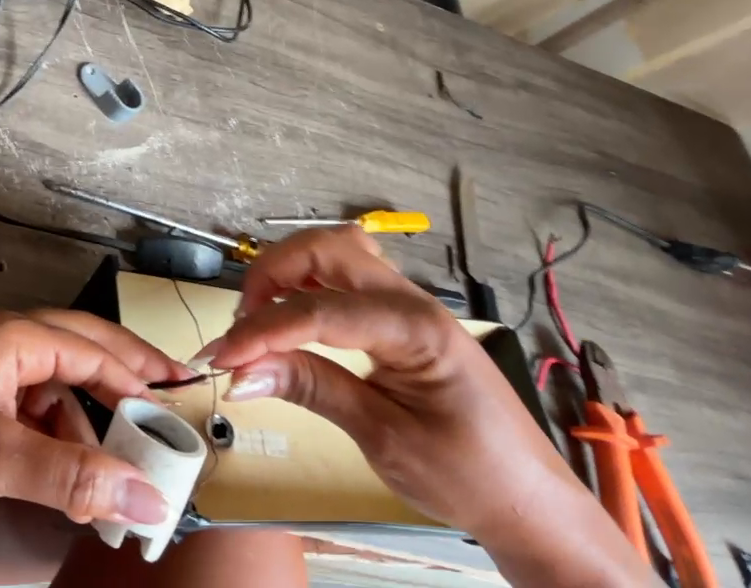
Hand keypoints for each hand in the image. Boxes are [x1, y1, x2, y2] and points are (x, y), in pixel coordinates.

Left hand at [0, 310, 192, 529]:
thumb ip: (71, 476)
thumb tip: (141, 492)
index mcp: (11, 337)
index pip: (93, 350)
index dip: (139, 378)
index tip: (177, 402)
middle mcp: (2, 343)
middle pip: (79, 348)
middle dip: (124, 374)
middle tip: (168, 394)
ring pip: (54, 387)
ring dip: (84, 425)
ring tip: (110, 471)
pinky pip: (28, 408)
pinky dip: (52, 436)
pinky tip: (63, 471)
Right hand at [193, 226, 653, 584]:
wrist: (532, 502)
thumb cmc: (470, 476)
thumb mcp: (384, 438)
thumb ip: (310, 389)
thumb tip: (239, 373)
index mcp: (415, 329)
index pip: (317, 311)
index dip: (260, 331)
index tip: (218, 358)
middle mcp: (410, 301)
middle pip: (323, 249)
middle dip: (269, 276)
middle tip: (242, 328)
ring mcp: (407, 304)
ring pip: (333, 252)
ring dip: (286, 273)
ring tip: (260, 320)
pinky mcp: (399, 317)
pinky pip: (344, 277)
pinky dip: (305, 285)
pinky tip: (288, 318)